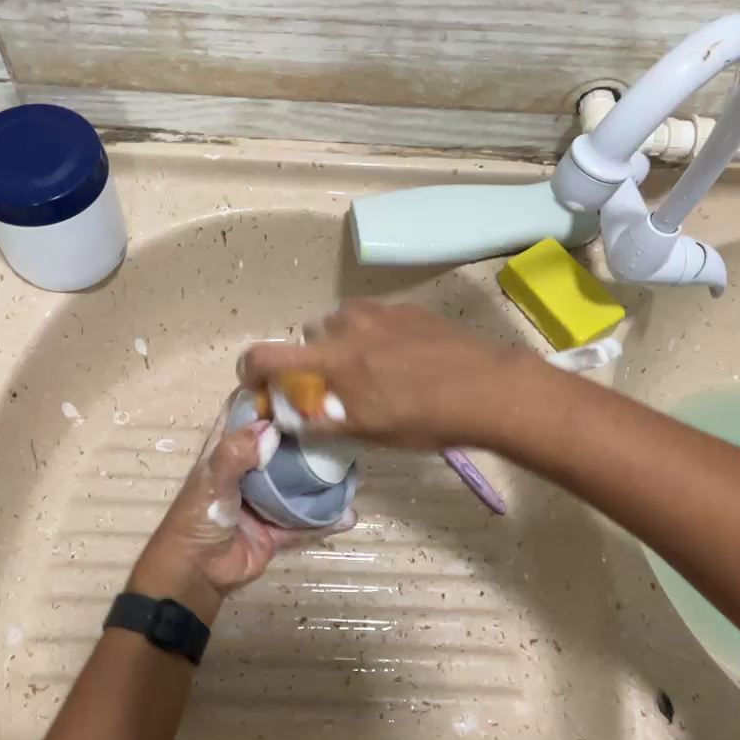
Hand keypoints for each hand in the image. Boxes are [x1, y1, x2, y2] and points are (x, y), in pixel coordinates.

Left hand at [129, 395, 356, 623]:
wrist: (197, 575)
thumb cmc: (197, 520)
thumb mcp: (211, 481)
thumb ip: (235, 454)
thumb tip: (270, 428)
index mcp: (227, 450)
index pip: (246, 412)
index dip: (267, 394)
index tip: (299, 379)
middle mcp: (249, 468)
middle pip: (280, 442)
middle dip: (305, 431)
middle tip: (340, 418)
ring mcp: (266, 499)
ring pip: (298, 480)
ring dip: (321, 474)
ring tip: (352, 462)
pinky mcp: (277, 528)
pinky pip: (306, 522)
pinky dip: (327, 519)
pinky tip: (350, 513)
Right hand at [239, 300, 543, 450]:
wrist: (488, 387)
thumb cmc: (425, 416)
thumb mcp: (370, 431)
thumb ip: (325, 421)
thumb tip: (296, 419)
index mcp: (332, 358)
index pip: (267, 354)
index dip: (251, 369)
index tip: (258, 383)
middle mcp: (347, 324)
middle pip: (310, 337)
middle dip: (313, 360)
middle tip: (335, 387)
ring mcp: (380, 311)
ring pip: (343, 323)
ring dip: (344, 344)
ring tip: (371, 372)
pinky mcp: (407, 309)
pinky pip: (374, 318)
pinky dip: (374, 337)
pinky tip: (402, 360)